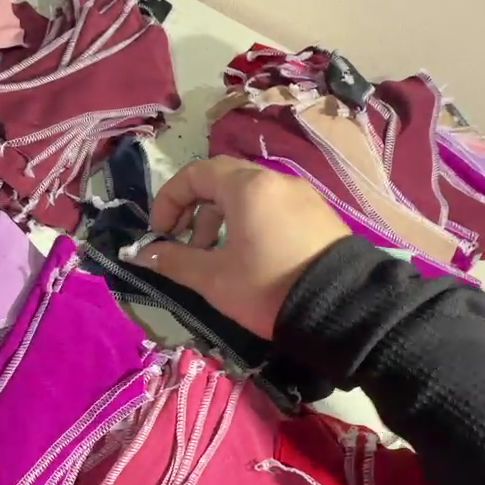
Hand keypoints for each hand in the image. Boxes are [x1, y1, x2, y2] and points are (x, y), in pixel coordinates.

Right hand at [130, 156, 349, 338]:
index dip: (169, 200)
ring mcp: (301, 197)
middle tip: (183, 242)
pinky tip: (246, 258)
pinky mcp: (317, 216)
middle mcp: (275, 182)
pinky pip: (270, 208)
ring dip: (219, 219)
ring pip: (247, 196)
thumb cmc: (268, 287)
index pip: (195, 174)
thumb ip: (173, 261)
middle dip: (193, 209)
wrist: (345, 311)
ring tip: (213, 256)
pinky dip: (247, 224)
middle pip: (221, 181)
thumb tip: (140, 255)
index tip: (159, 232)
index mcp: (248, 188)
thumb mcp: (213, 278)